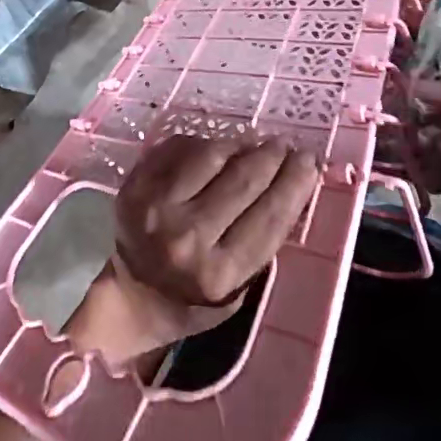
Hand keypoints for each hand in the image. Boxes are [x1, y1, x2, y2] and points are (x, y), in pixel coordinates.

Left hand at [107, 135, 318, 343]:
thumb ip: (261, 239)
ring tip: (253, 143)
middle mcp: (187, 236)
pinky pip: (179, 147)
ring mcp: (156, 205)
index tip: (309, 161)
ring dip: (239, 144)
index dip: (294, 184)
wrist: (131, 292)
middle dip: (272, 157)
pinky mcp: (135, 183)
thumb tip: (287, 183)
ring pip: (210, 156)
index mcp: (219, 273)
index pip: (269, 217)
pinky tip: (217, 147)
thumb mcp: (238, 286)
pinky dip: (204, 143)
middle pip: (243, 181)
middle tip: (286, 145)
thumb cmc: (195, 297)